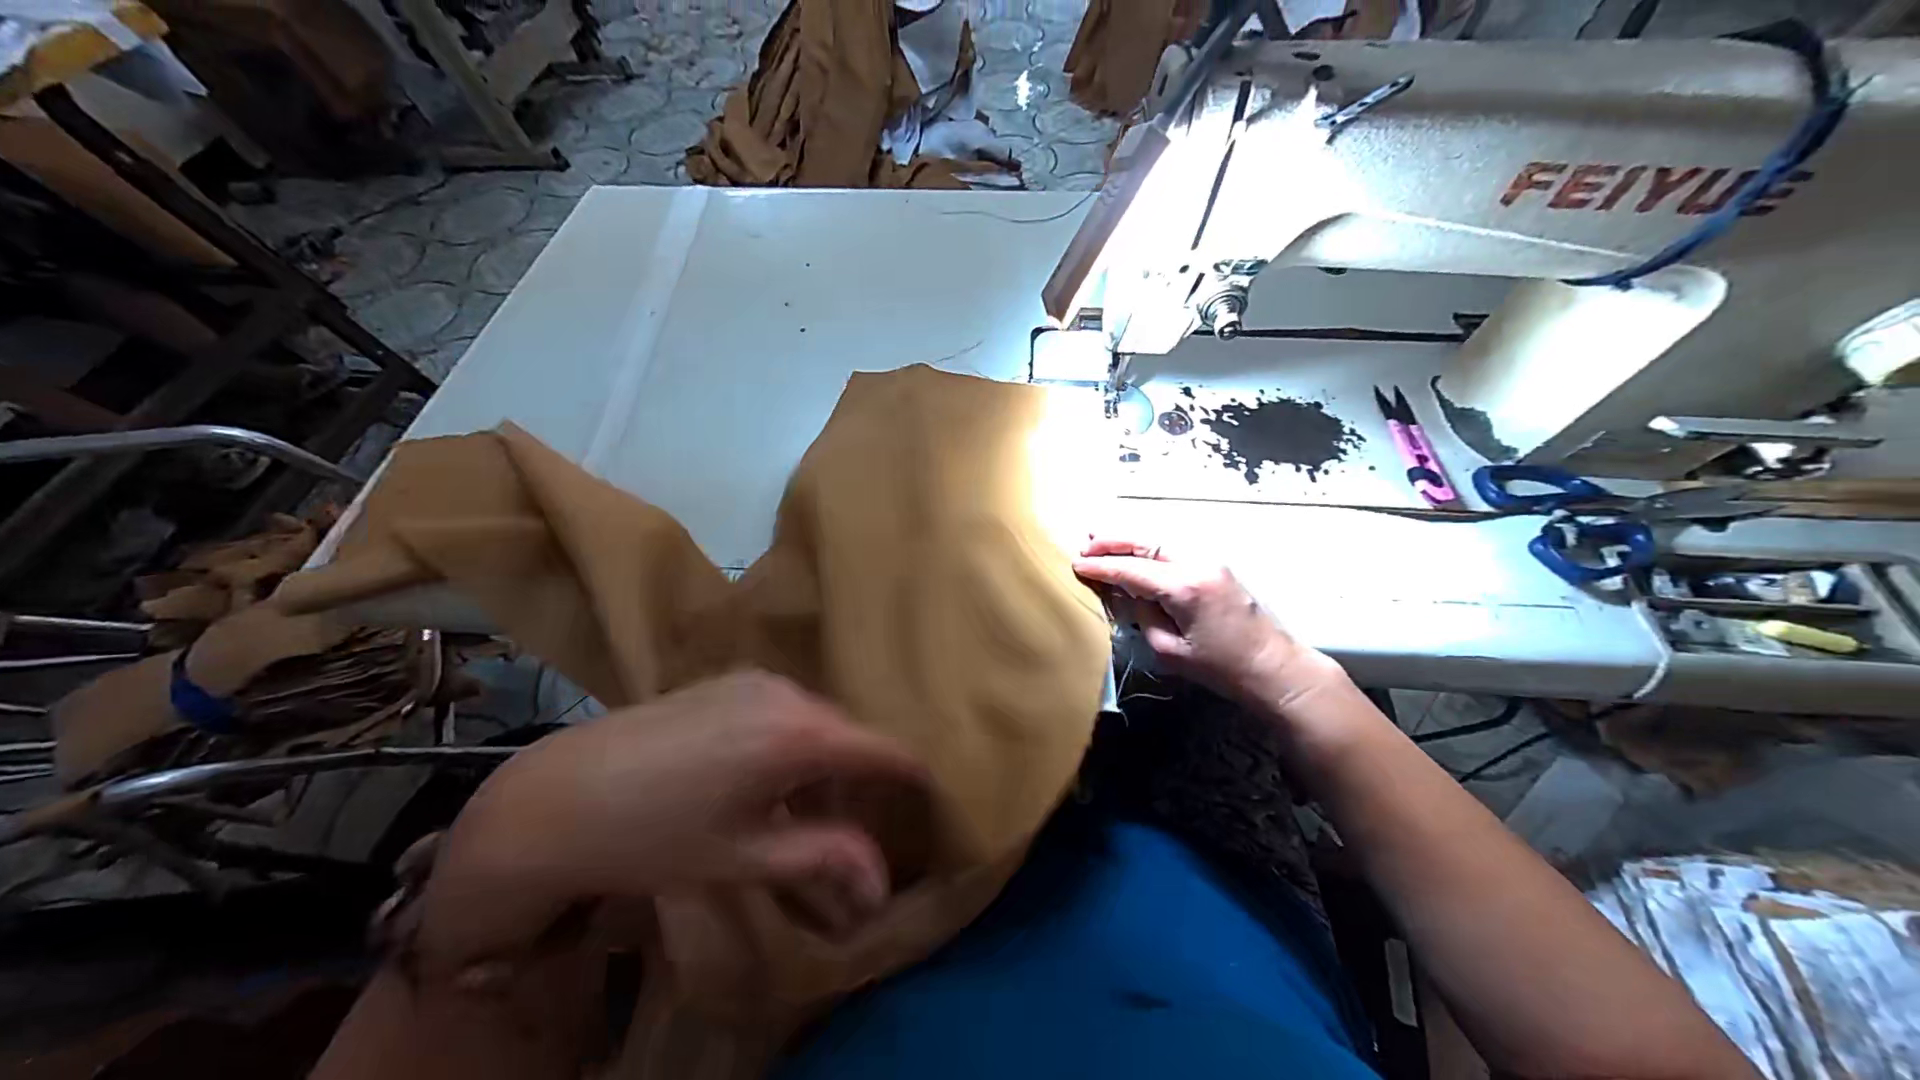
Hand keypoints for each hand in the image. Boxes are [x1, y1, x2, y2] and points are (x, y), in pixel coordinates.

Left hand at [413, 672, 927, 967]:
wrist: (557, 795)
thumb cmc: (655, 835)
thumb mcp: (746, 856)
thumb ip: (825, 860)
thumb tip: (882, 888)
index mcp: (800, 735)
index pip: (885, 750)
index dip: (912, 779)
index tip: (928, 808)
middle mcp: (787, 692)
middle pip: (850, 736)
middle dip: (859, 783)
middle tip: (845, 834)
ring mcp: (755, 679)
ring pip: (818, 721)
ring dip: (823, 764)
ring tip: (795, 813)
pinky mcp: (728, 679)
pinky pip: (785, 708)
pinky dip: (792, 742)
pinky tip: (757, 779)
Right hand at [1073, 538, 1343, 710]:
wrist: (1274, 668)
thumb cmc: (1222, 668)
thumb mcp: (1169, 651)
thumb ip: (1142, 616)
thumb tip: (1128, 594)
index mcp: (1183, 587)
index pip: (1131, 569)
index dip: (1101, 567)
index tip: (1077, 564)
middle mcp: (1198, 564)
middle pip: (1146, 543)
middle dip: (1113, 542)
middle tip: (1085, 544)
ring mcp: (1211, 562)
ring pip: (1161, 543)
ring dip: (1131, 542)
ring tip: (1103, 542)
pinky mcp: (1218, 568)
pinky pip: (1175, 551)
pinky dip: (1150, 550)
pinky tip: (1136, 555)